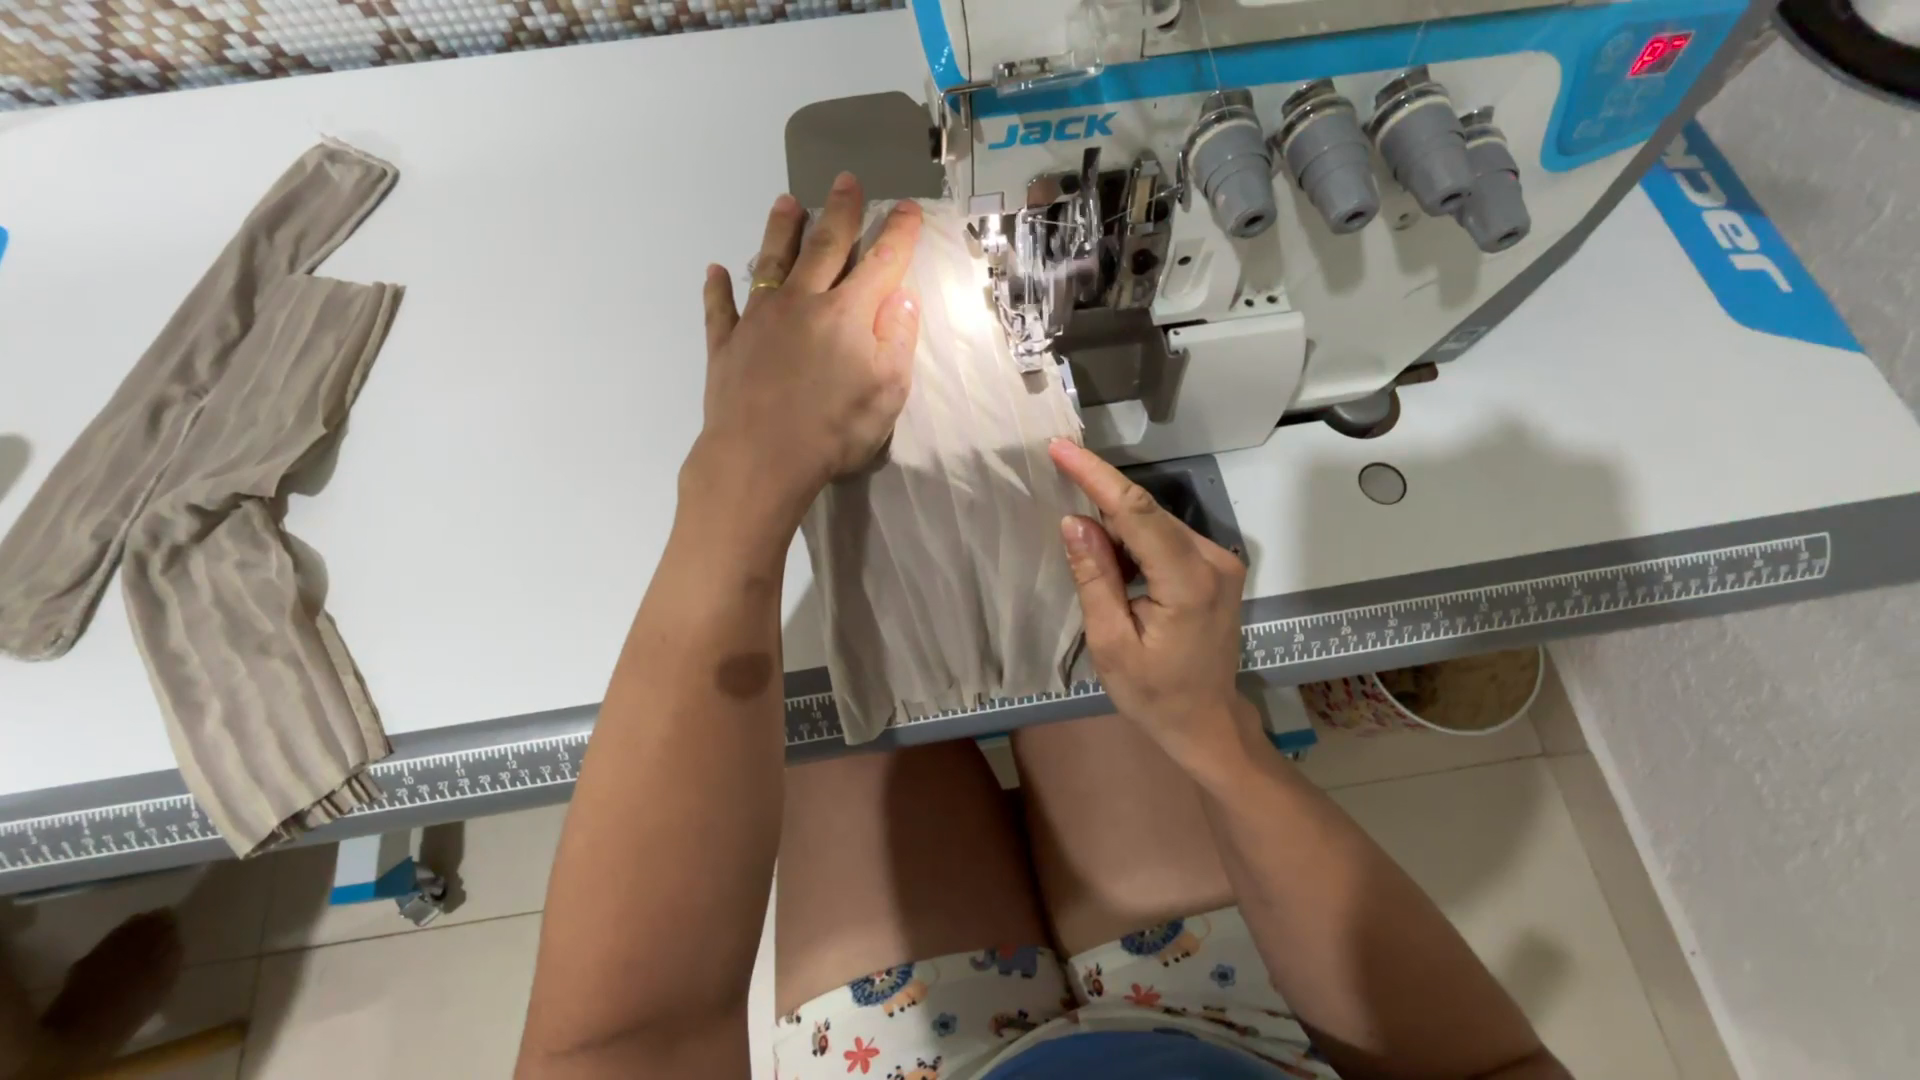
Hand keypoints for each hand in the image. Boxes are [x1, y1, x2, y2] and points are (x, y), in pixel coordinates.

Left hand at [689, 174, 923, 524]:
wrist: (759, 458)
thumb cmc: (832, 431)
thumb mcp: (887, 392)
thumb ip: (897, 341)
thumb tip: (901, 298)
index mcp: (848, 314)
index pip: (881, 264)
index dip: (898, 235)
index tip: (907, 209)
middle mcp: (802, 302)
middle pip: (825, 246)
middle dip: (840, 211)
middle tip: (845, 181)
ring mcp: (759, 319)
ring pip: (771, 261)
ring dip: (782, 229)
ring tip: (787, 202)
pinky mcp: (726, 343)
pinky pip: (721, 307)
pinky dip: (718, 287)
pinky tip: (716, 271)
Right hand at [1049, 439, 1256, 769]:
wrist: (1206, 723)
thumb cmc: (1154, 695)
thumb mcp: (1111, 643)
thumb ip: (1095, 578)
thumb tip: (1074, 522)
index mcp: (1188, 582)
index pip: (1136, 512)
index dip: (1095, 476)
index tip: (1061, 448)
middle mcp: (1213, 561)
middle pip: (1147, 512)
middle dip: (1100, 495)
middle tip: (1058, 475)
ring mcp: (1220, 563)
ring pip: (1156, 523)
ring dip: (1116, 522)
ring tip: (1083, 542)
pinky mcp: (1217, 569)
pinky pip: (1167, 539)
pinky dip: (1135, 540)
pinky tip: (1112, 558)